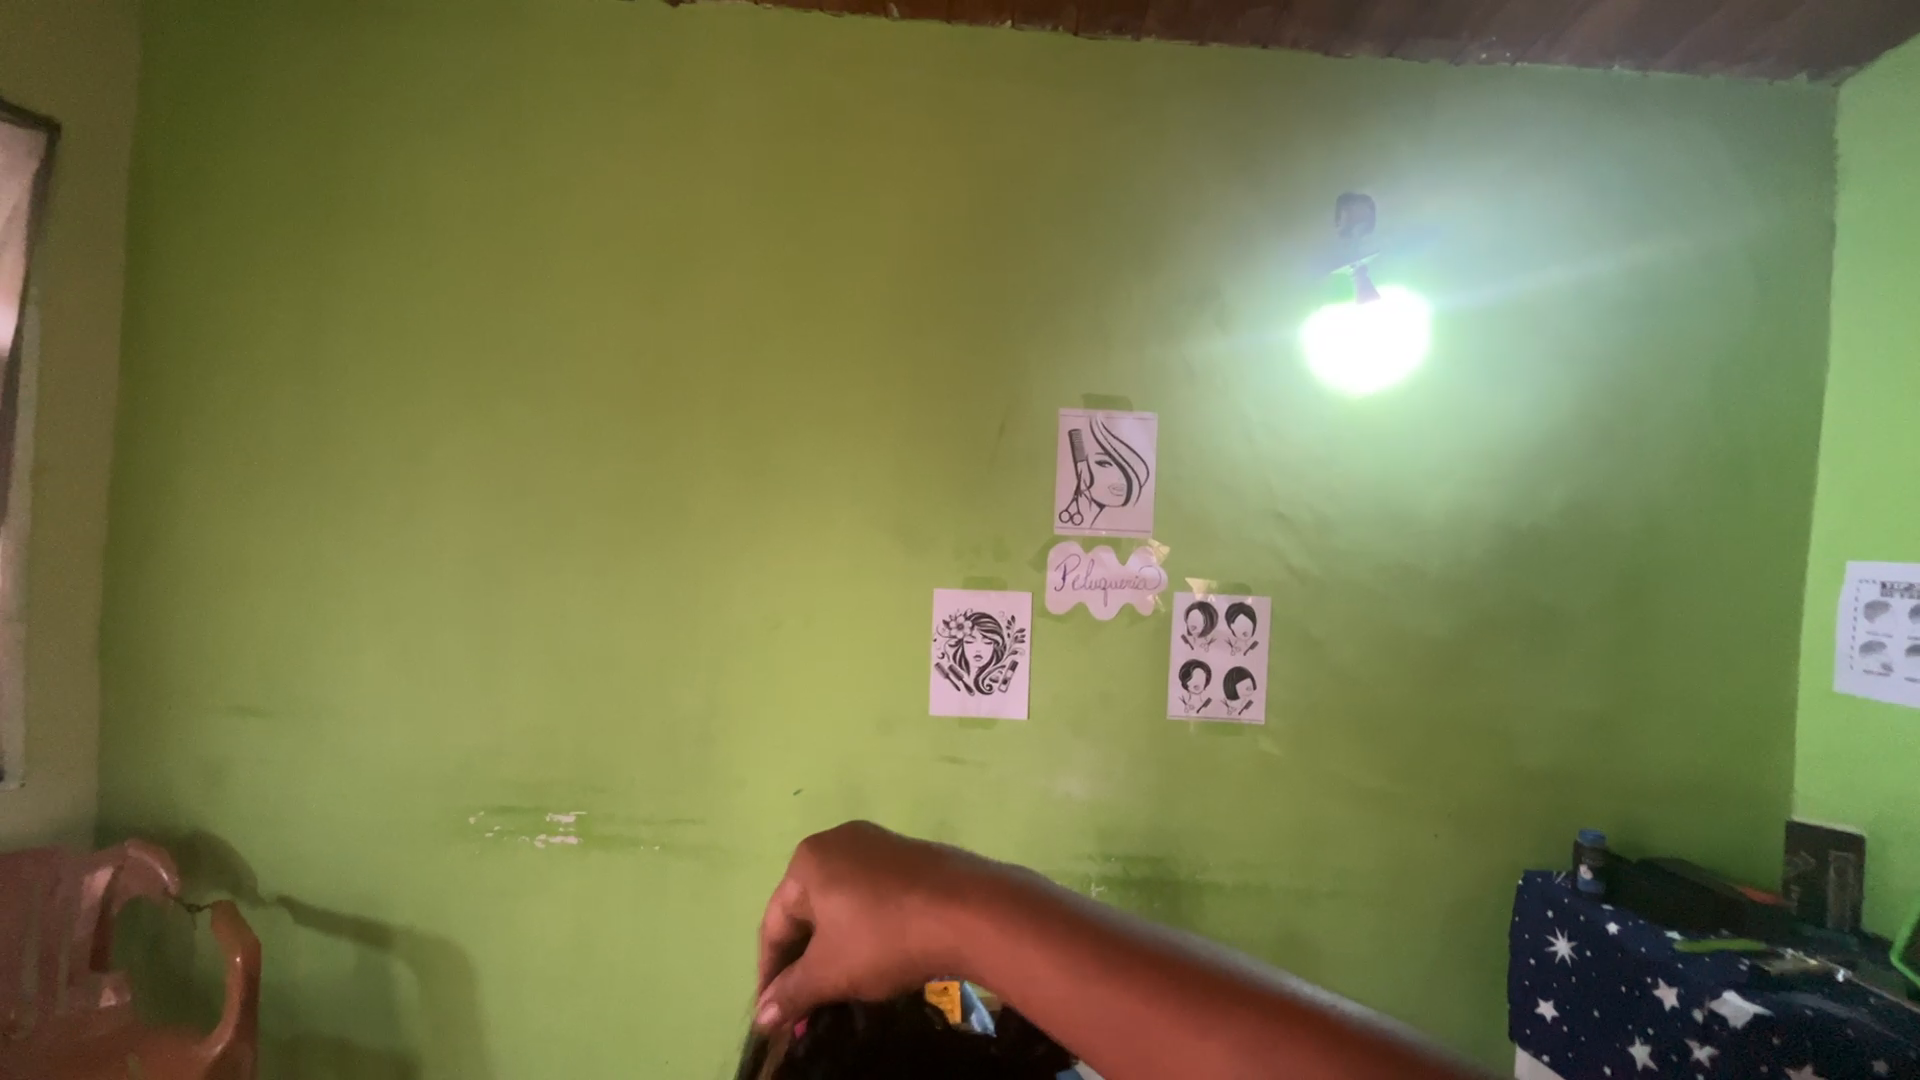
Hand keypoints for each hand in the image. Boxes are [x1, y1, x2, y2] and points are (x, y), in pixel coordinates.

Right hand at [754, 821, 992, 1030]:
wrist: (966, 908)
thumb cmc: (884, 936)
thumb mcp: (831, 972)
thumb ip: (791, 992)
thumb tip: (763, 1015)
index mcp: (808, 860)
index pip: (773, 924)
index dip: (770, 975)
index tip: (773, 1017)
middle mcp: (837, 841)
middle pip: (806, 911)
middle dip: (803, 964)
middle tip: (805, 1010)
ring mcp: (876, 844)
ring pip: (839, 904)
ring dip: (833, 950)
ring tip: (838, 991)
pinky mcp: (906, 856)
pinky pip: (869, 896)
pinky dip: (862, 929)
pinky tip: (874, 959)